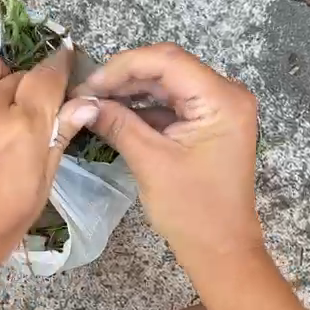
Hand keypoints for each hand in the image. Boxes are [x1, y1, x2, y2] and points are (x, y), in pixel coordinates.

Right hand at [75, 43, 265, 274]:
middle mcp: (226, 95)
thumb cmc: (192, 211)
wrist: (221, 249)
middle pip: (167, 68)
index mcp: (222, 99)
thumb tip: (83, 102)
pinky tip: (115, 115)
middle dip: (124, 78)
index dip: (122, 67)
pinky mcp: (209, 124)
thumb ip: (118, 124)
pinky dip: (144, 108)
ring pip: (167, 84)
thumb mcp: (150, 162)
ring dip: (131, 92)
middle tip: (86, 94)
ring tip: (95, 103)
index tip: (88, 85)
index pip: (166, 61)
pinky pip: (172, 104)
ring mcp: (219, 109)